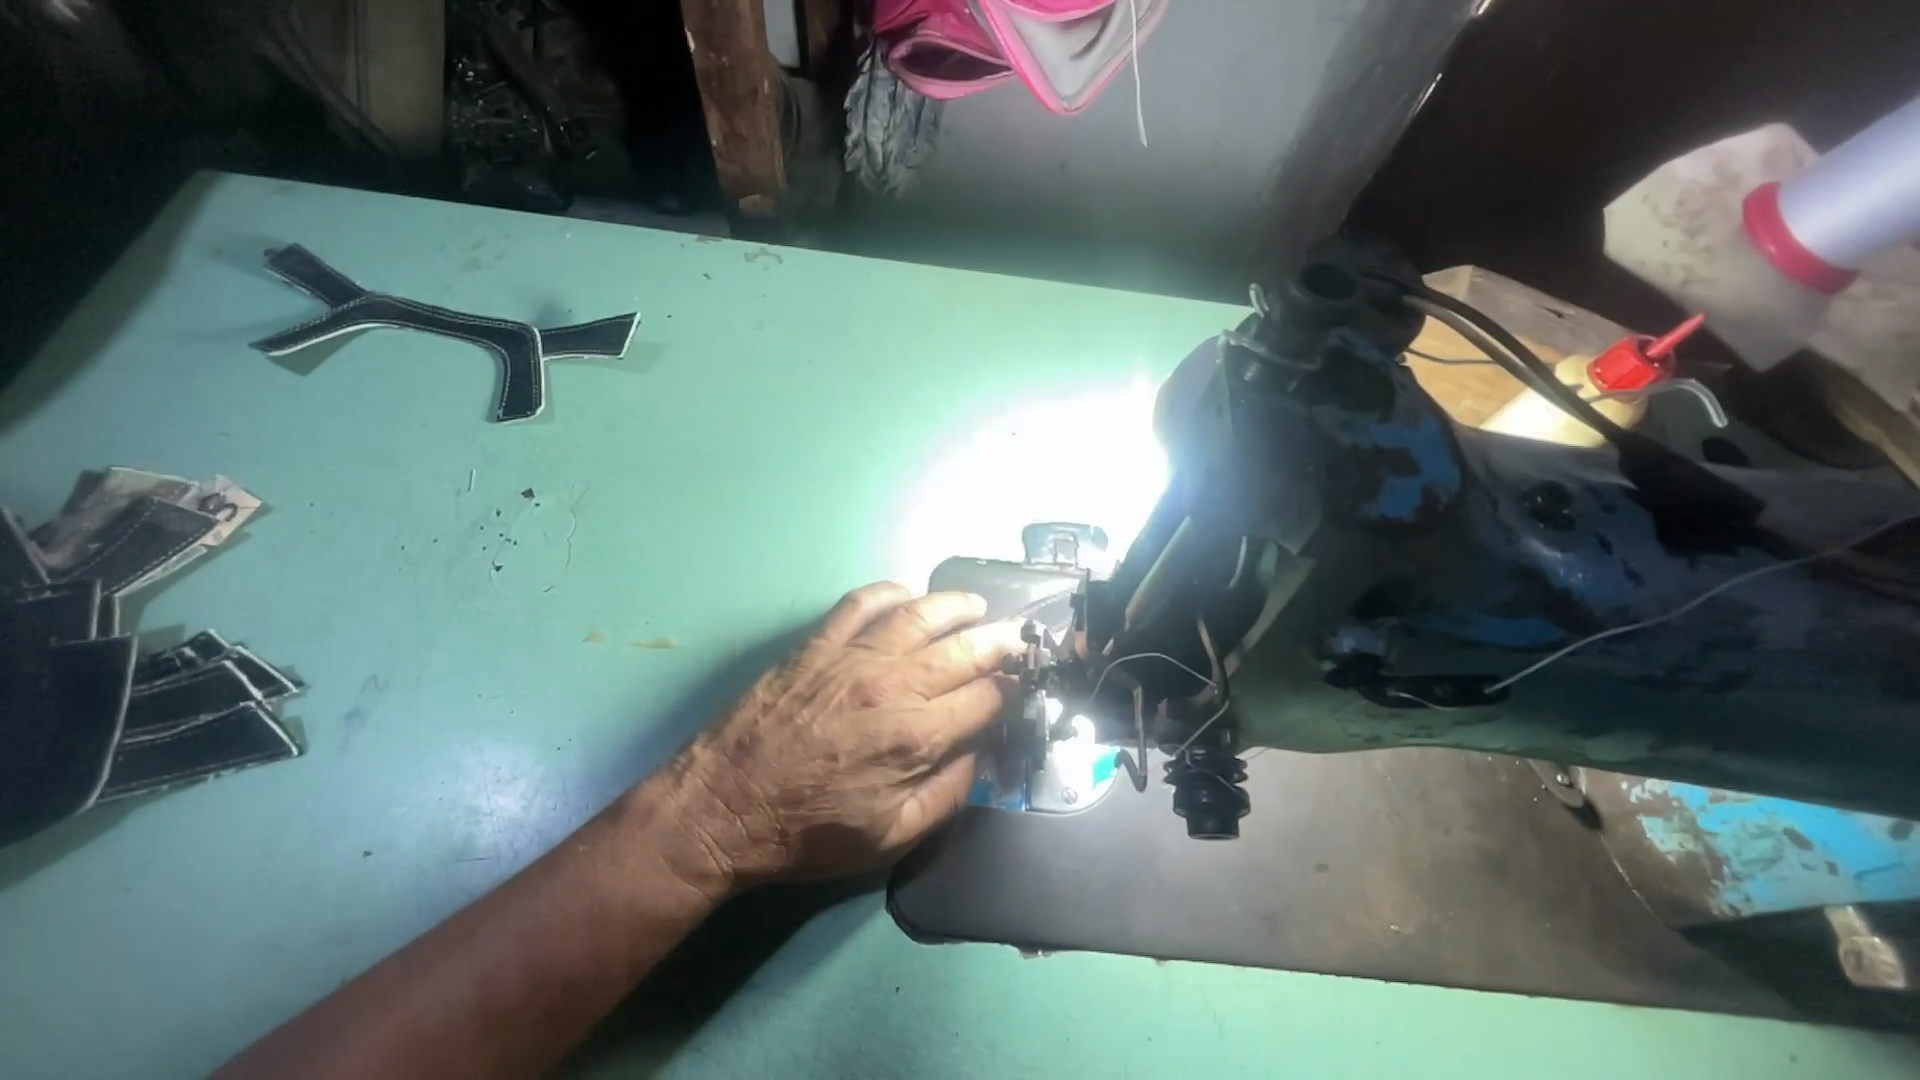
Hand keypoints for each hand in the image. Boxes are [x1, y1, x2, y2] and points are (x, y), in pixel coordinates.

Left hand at [673, 583, 1020, 888]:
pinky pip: (862, 603)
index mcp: (916, 736)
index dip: (1013, 692)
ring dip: (957, 606)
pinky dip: (891, 592)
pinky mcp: (816, 645)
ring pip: (920, 614)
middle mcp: (892, 684)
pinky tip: (908, 595)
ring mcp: (852, 657)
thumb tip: (982, 754)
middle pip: (964, 649)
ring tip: (978, 607)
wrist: (721, 809)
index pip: (986, 699)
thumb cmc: (808, 833)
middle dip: (1001, 641)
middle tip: (1021, 635)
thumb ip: (948, 794)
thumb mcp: (891, 838)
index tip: (1024, 688)